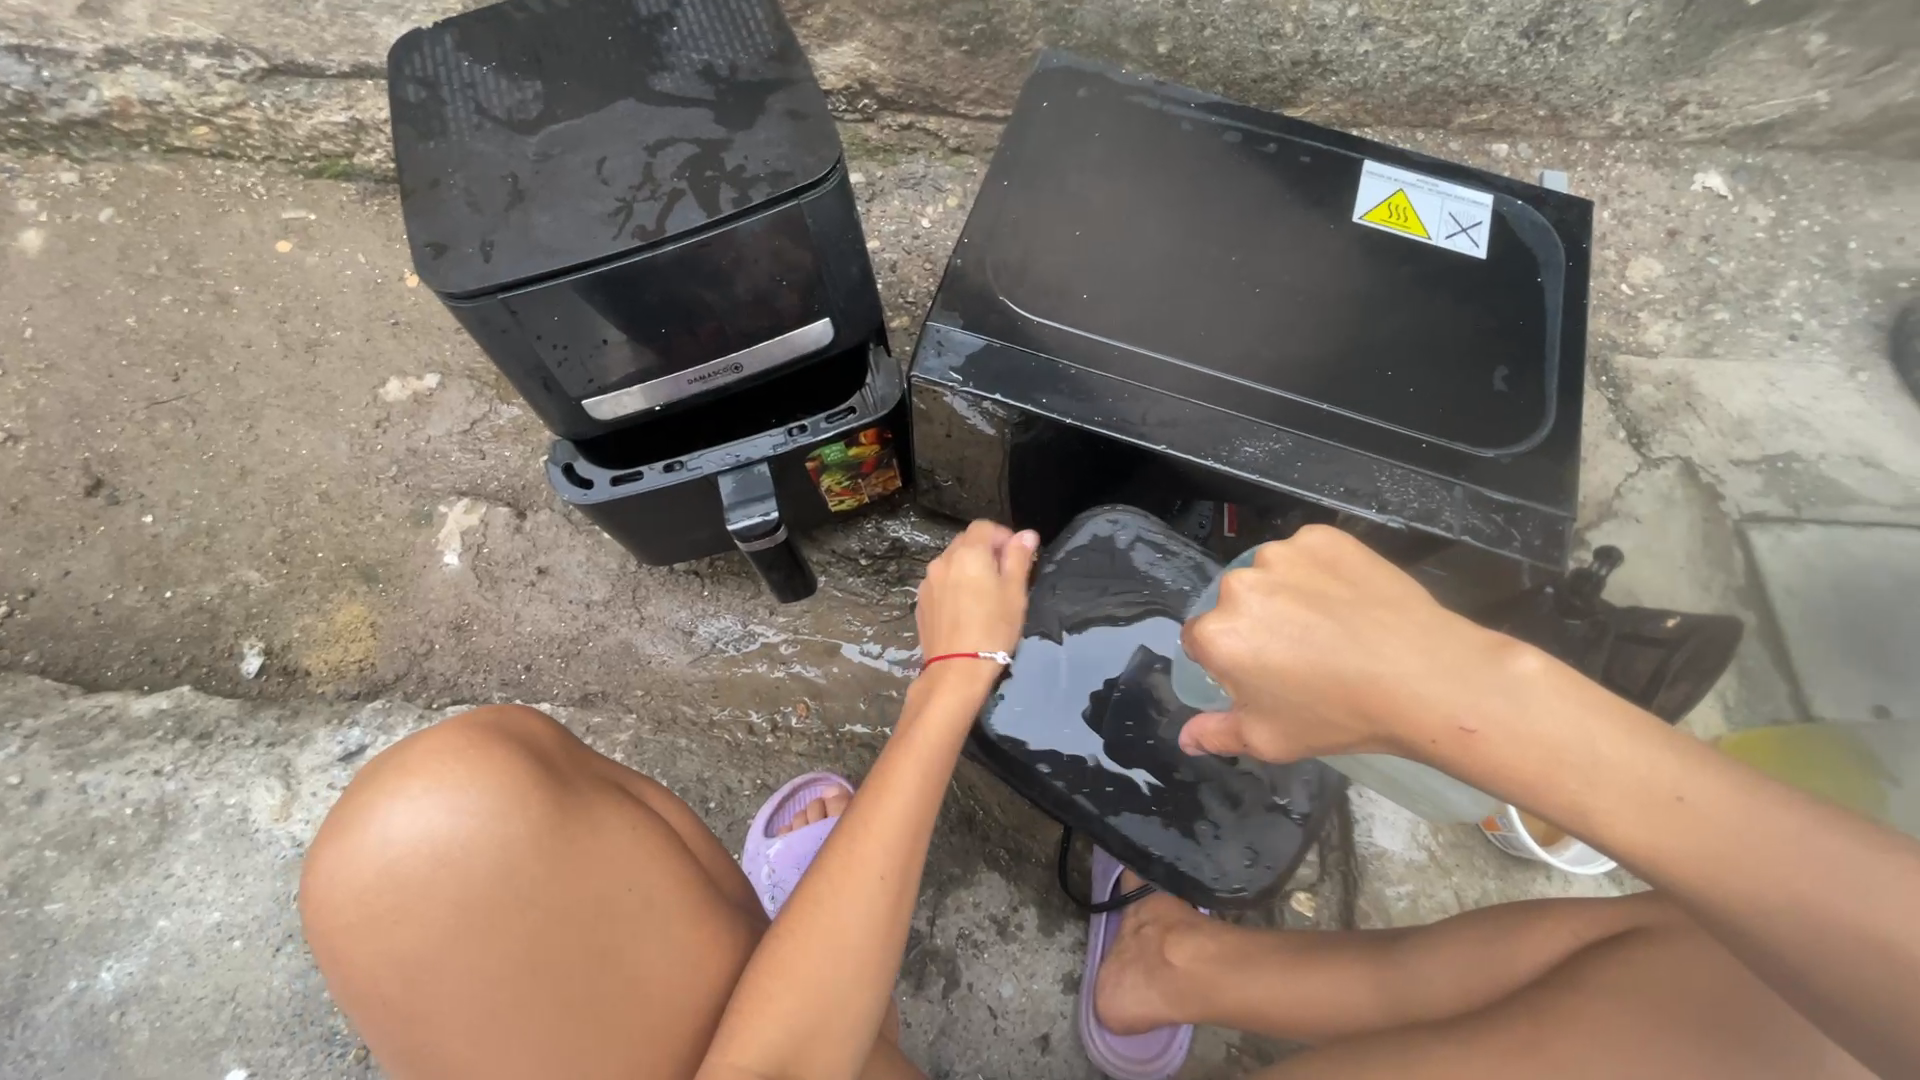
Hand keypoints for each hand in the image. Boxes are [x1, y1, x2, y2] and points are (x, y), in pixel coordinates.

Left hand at [914, 521, 1040, 662]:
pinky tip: (965, 609)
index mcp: (969, 553)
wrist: (956, 669)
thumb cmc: (993, 629)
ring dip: (968, 568)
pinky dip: (954, 585)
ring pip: (952, 562)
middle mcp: (943, 560)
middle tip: (1004, 577)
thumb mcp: (1015, 593)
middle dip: (986, 551)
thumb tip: (1026, 534)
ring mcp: (928, 581)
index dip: (1003, 536)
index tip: (1016, 557)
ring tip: (984, 595)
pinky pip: (941, 582)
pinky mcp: (921, 600)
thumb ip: (1019, 558)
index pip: (984, 526)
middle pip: (966, 542)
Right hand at [1177, 525, 1524, 764]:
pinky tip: (1348, 600)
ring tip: (1331, 625)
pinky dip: (1320, 572)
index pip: (1199, 639)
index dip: (1229, 659)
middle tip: (1302, 654)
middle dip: (1257, 625)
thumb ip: (1217, 734)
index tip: (1264, 673)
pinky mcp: (1320, 537)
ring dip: (1286, 594)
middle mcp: (1238, 586)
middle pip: (1234, 604)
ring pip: (1270, 576)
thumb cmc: (1339, 714)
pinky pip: (1306, 554)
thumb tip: (1184, 738)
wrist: (1425, 676)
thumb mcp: (1270, 739)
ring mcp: (1280, 555)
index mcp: (1216, 634)